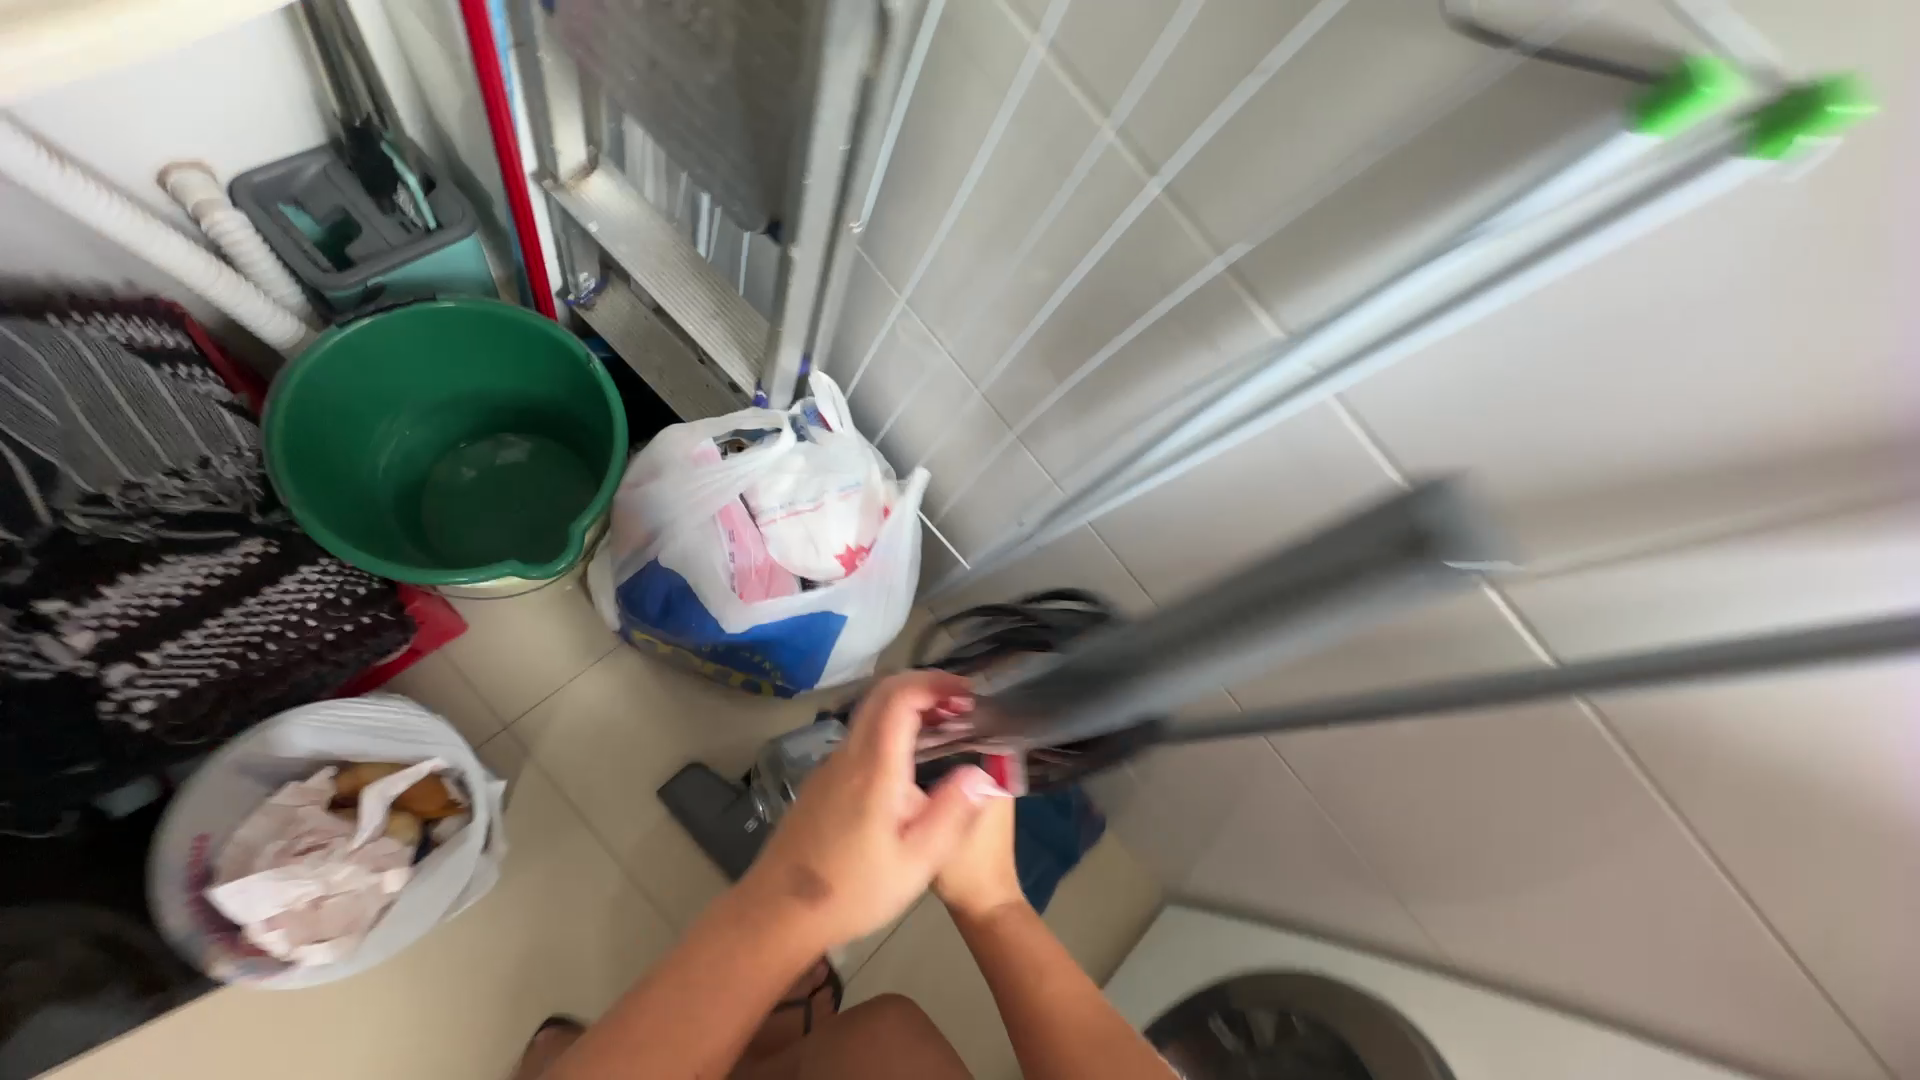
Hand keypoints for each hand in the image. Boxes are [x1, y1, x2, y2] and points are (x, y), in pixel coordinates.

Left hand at [740, 671, 1007, 949]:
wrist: (776, 914)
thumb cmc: (851, 891)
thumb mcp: (916, 863)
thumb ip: (953, 814)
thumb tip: (985, 774)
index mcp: (873, 767)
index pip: (900, 696)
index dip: (935, 682)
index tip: (968, 694)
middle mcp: (848, 755)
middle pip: (882, 693)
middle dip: (925, 686)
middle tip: (961, 705)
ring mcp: (829, 767)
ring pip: (869, 714)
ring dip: (907, 707)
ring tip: (944, 729)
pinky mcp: (821, 782)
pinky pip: (860, 738)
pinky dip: (891, 729)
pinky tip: (909, 764)